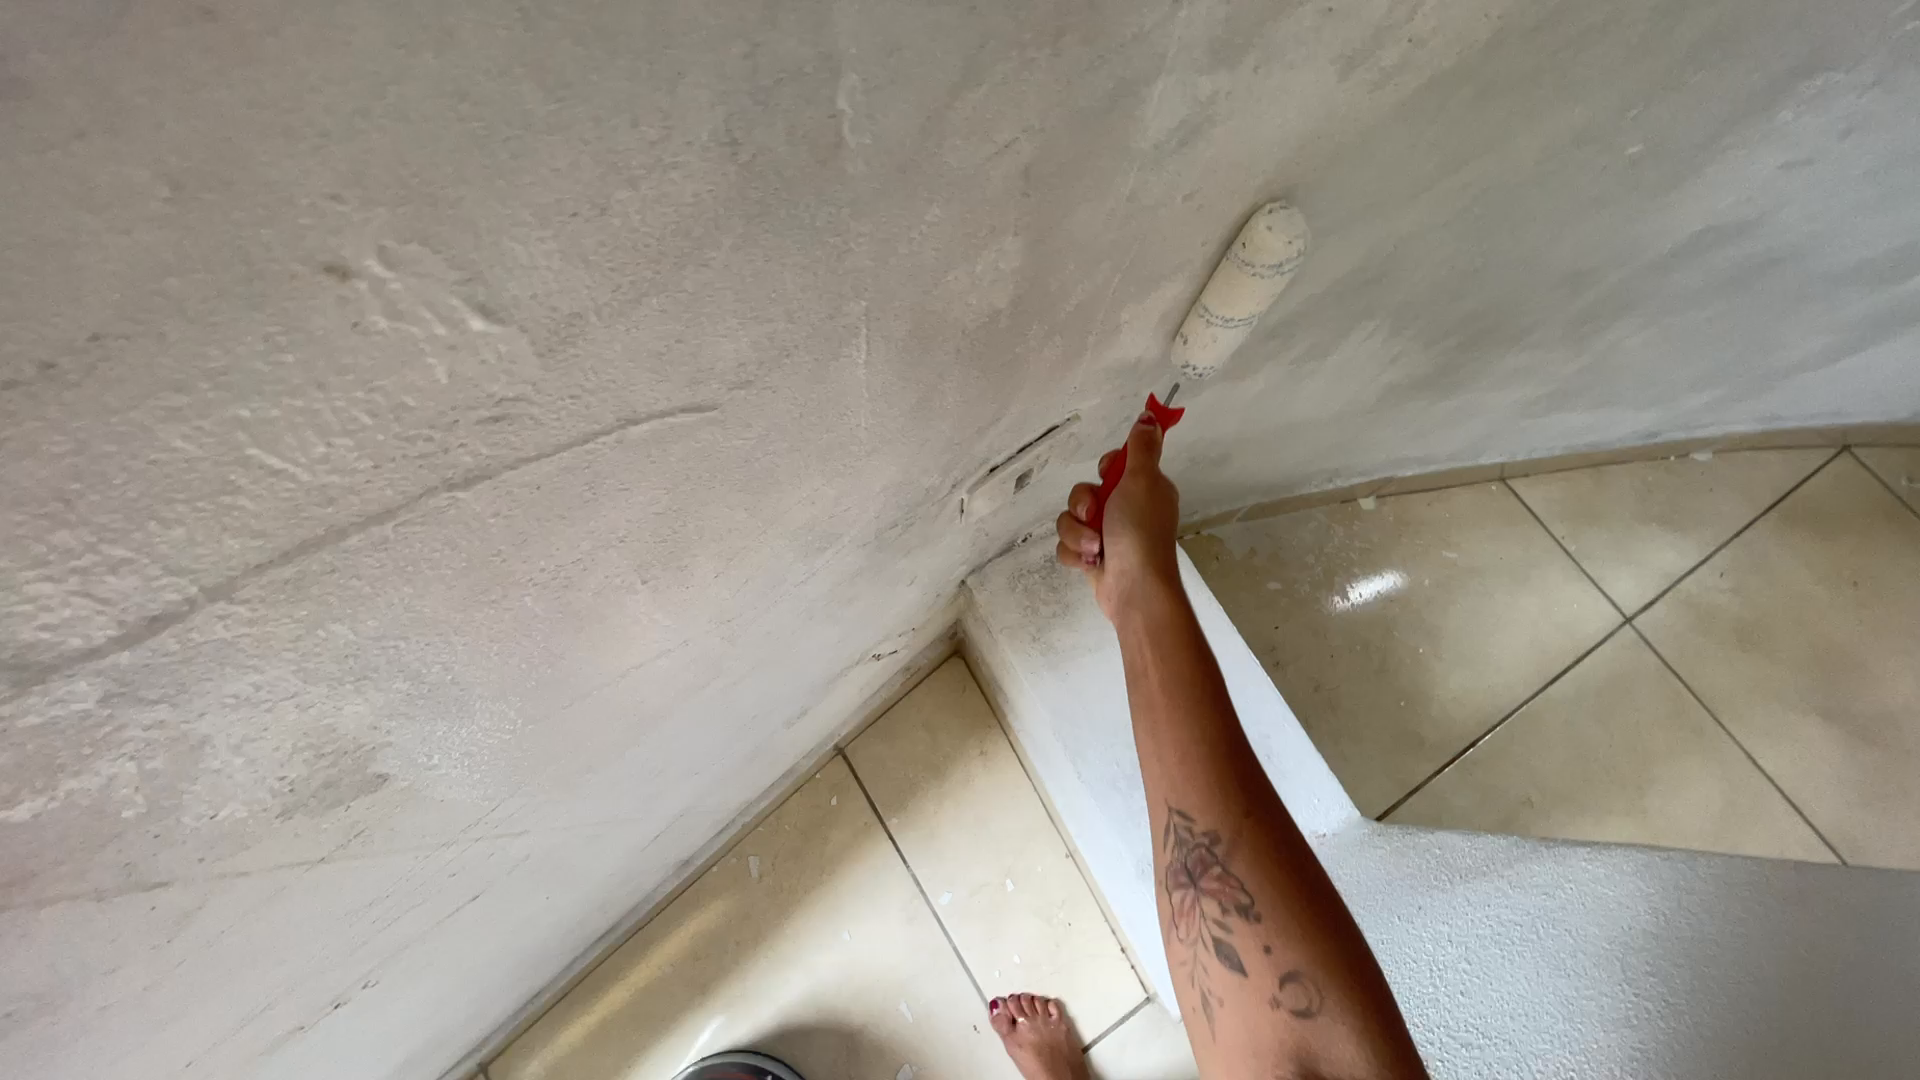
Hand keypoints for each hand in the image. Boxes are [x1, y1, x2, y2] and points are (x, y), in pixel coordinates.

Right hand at [1056, 410, 1182, 621]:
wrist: (1133, 587)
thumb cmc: (1139, 531)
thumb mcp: (1143, 481)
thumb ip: (1142, 448)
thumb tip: (1150, 417)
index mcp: (1143, 489)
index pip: (1112, 465)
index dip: (1104, 470)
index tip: (1107, 477)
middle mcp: (1125, 510)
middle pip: (1084, 491)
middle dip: (1082, 506)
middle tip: (1095, 516)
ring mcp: (1107, 535)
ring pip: (1070, 520)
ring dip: (1077, 534)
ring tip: (1095, 549)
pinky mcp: (1091, 558)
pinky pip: (1067, 545)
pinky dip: (1075, 554)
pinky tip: (1089, 563)